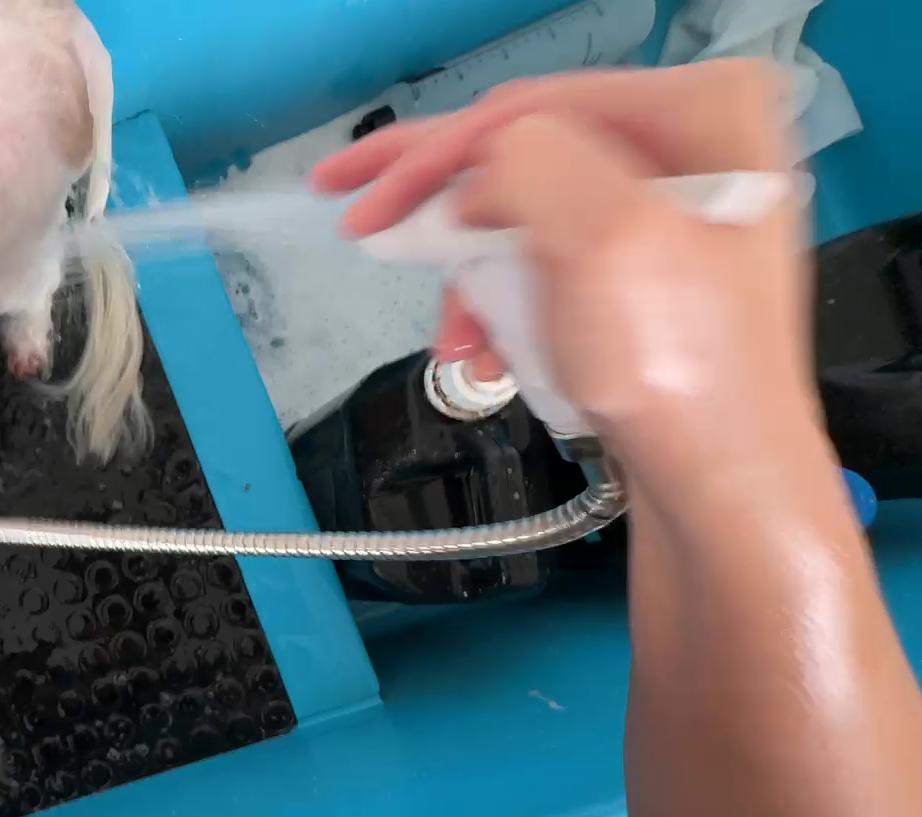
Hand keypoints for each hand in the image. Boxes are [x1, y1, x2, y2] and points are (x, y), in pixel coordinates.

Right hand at [312, 61, 820, 489]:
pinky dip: (488, 305)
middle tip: (354, 217)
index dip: (423, 158)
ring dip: (462, 279)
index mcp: (690, 117)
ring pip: (507, 219)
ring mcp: (644, 210)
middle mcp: (675, 148)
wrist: (704, 461)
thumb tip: (471, 174)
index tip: (355, 209)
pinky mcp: (614, 264)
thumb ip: (533, 172)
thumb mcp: (606, 243)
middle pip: (509, 155)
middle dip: (428, 205)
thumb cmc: (675, 363)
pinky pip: (522, 263)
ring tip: (456, 339)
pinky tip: (482, 349)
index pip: (519, 115)